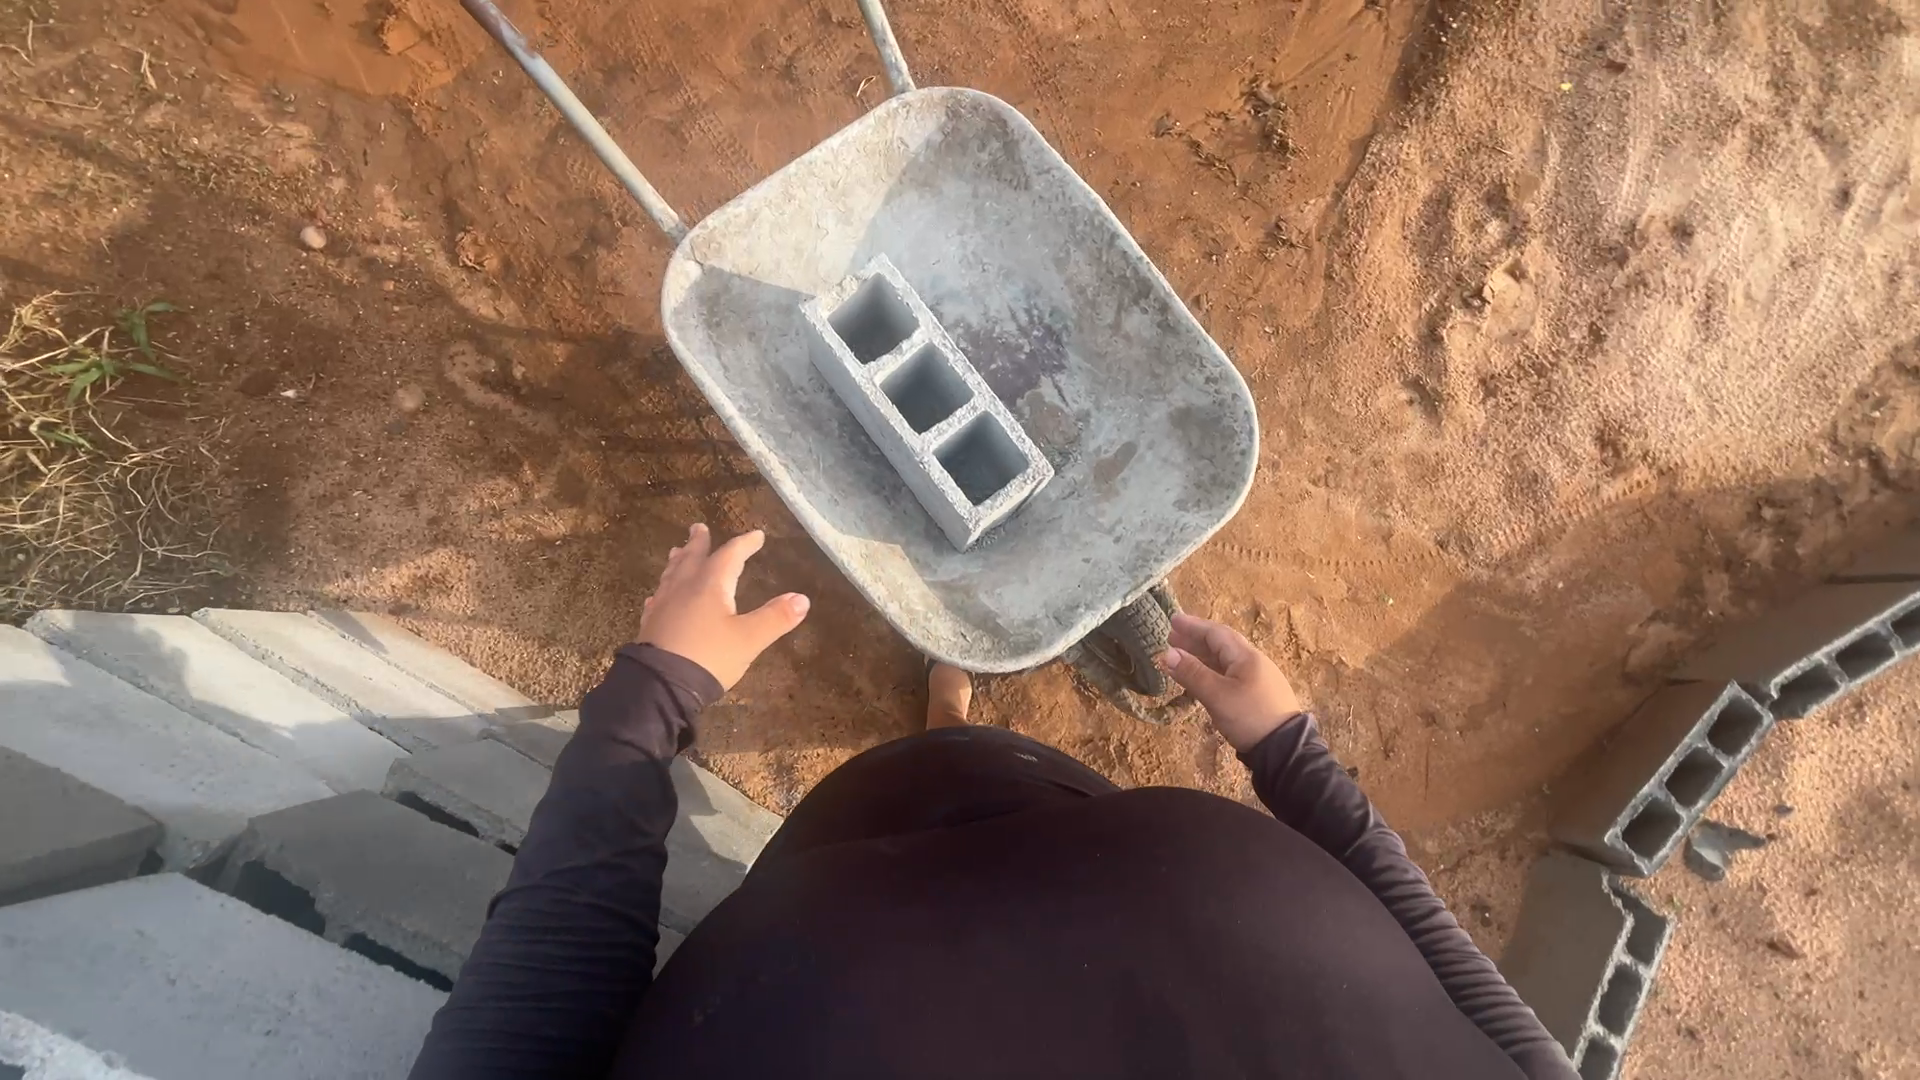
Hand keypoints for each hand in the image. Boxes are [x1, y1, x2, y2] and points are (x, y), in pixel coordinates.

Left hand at [637, 523, 809, 689]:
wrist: (659, 686)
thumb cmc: (709, 657)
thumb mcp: (750, 639)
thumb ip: (776, 617)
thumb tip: (803, 599)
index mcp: (711, 585)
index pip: (730, 556)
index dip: (745, 544)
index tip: (757, 535)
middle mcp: (684, 588)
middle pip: (692, 558)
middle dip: (699, 543)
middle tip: (698, 527)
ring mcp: (663, 606)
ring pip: (672, 574)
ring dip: (679, 560)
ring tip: (678, 551)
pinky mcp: (650, 625)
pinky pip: (658, 598)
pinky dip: (664, 590)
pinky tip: (658, 595)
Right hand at [1156, 612, 1302, 751]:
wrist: (1285, 750)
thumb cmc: (1250, 717)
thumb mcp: (1217, 695)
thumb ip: (1192, 673)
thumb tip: (1166, 654)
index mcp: (1246, 657)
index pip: (1216, 633)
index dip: (1193, 626)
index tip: (1172, 620)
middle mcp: (1253, 663)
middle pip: (1221, 644)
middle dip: (1195, 639)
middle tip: (1171, 637)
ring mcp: (1256, 679)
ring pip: (1224, 660)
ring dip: (1201, 655)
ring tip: (1180, 655)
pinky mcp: (1256, 695)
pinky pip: (1228, 674)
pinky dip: (1209, 670)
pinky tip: (1199, 677)